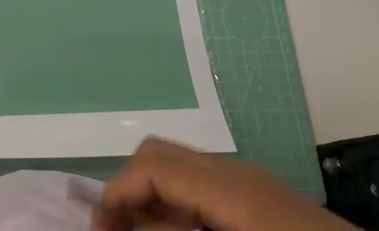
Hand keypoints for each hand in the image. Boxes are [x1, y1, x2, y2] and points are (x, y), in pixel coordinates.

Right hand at [94, 138, 352, 230]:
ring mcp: (251, 184)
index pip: (150, 164)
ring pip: (180, 171)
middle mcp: (235, 171)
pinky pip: (204, 189)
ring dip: (152, 200)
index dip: (115, 194)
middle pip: (159, 156)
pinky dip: (180, 209)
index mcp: (227, 183)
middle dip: (128, 191)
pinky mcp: (263, 202)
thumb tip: (126, 223)